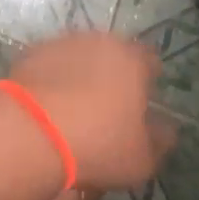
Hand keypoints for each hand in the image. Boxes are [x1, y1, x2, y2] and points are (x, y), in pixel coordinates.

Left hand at [5, 33, 177, 191]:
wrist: (33, 129)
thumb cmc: (98, 143)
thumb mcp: (141, 158)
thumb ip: (159, 140)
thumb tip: (165, 128)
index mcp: (132, 60)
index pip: (149, 59)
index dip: (149, 77)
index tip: (144, 97)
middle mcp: (99, 40)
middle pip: (114, 52)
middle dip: (115, 71)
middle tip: (110, 101)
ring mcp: (63, 42)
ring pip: (82, 53)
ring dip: (83, 71)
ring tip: (77, 103)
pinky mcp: (34, 51)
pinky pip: (53, 62)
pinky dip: (55, 76)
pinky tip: (51, 101)